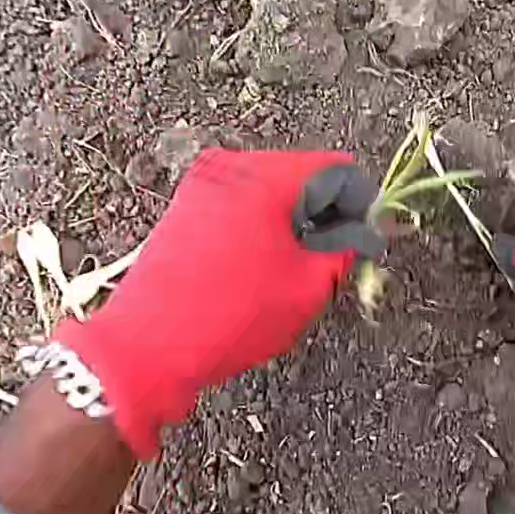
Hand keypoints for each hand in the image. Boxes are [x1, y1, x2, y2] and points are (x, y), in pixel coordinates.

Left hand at [52, 149, 380, 457]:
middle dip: (330, 212)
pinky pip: (246, 200)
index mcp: (266, 177)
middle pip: (306, 175)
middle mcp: (232, 166)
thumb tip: (367, 233)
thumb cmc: (232, 314)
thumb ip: (346, 249)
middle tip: (338, 255)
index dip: (363, 204)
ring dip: (299, 219)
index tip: (368, 237)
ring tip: (302, 264)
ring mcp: (204, 183)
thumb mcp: (307, 285)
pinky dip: (269, 223)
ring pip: (276, 188)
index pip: (339, 171)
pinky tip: (268, 262)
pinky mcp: (188, 204)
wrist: (146, 347)